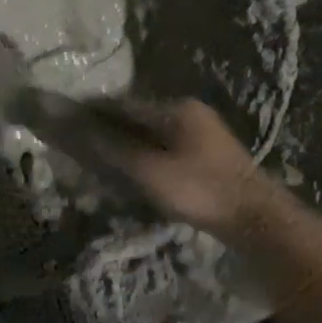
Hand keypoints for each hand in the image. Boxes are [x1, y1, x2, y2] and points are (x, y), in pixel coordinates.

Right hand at [95, 99, 267, 234]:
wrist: (255, 218)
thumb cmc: (200, 189)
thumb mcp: (149, 171)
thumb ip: (114, 149)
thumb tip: (80, 131)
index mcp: (176, 109)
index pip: (124, 104)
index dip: (94, 111)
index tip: (66, 117)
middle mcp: (189, 113)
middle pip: (138, 117)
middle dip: (109, 127)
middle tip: (78, 140)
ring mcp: (201, 134)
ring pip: (151, 133)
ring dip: (126, 143)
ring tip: (98, 156)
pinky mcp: (206, 155)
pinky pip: (165, 147)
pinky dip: (144, 154)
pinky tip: (130, 169)